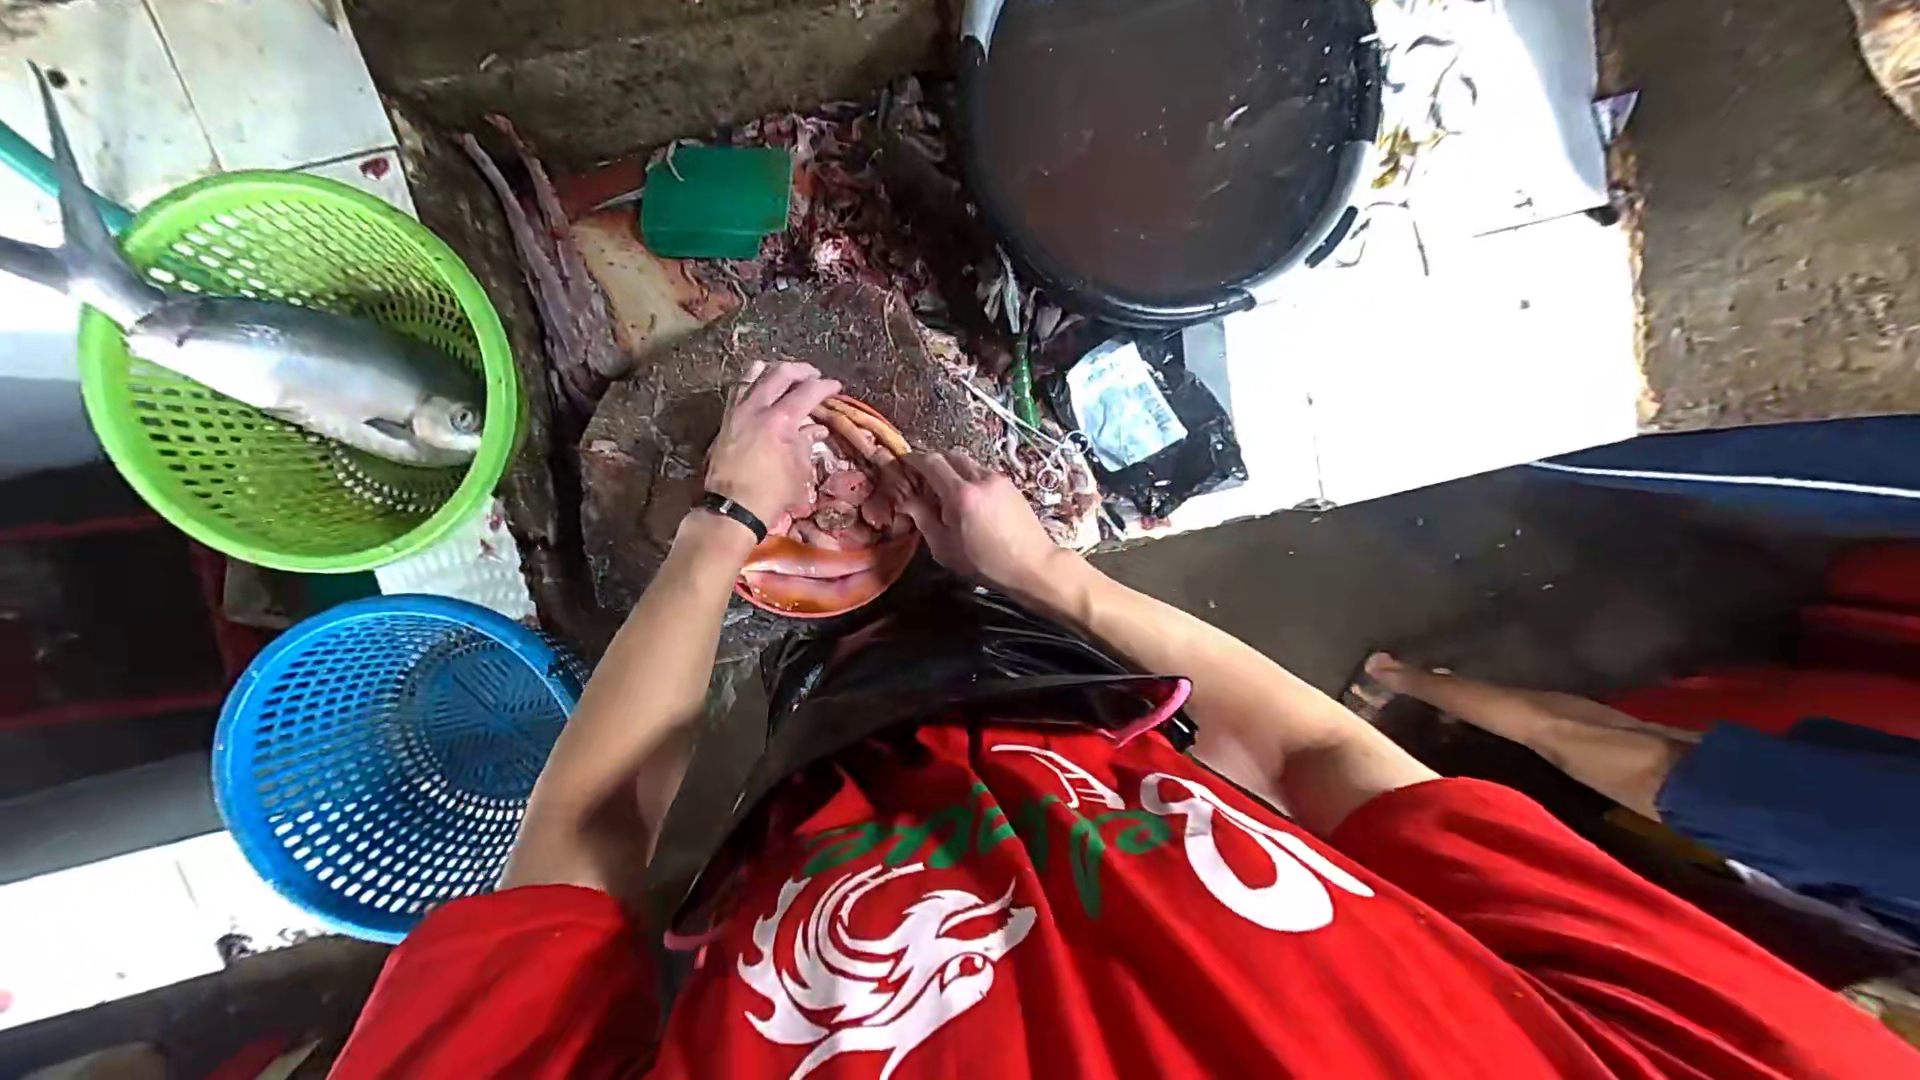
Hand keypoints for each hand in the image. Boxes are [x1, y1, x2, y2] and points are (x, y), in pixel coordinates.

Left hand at [706, 361, 838, 525]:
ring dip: (774, 371)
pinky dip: (754, 382)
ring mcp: (738, 411)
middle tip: (814, 376)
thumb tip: (815, 430)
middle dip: (801, 371)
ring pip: (754, 374)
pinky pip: (740, 388)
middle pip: (780, 373)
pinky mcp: (726, 419)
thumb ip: (806, 443)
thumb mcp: (799, 470)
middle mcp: (757, 408)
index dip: (825, 386)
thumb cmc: (772, 493)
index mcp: (780, 421)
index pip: (807, 392)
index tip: (836, 386)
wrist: (733, 508)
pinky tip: (762, 389)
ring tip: (787, 376)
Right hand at [891, 450, 1068, 599]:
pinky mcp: (1011, 485)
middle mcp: (981, 478)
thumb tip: (907, 501)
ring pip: (969, 463)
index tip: (904, 463)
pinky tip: (970, 501)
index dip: (914, 459)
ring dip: (954, 470)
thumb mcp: (945, 547)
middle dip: (934, 462)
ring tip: (948, 494)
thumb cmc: (985, 563)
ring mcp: (999, 479)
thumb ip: (923, 519)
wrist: (1032, 565)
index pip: (931, 462)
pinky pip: (983, 472)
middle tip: (923, 479)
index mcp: (961, 494)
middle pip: (951, 455)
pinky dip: (970, 478)